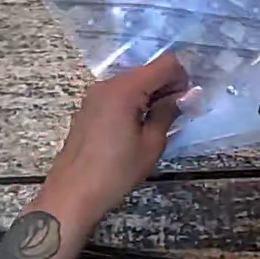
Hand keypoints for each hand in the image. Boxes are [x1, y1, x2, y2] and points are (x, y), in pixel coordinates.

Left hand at [39, 54, 189, 221]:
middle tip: (179, 111)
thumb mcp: (151, 144)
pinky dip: (135, 100)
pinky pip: (119, 93)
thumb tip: (183, 96)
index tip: (188, 99)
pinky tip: (140, 123)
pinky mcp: (90, 106)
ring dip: (152, 93)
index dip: (182, 76)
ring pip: (134, 80)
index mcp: (124, 90)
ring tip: (161, 119)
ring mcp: (95, 94)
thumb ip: (168, 112)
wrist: (71, 194)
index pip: (164, 64)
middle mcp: (108, 84)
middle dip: (168, 84)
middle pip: (148, 70)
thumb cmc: (115, 172)